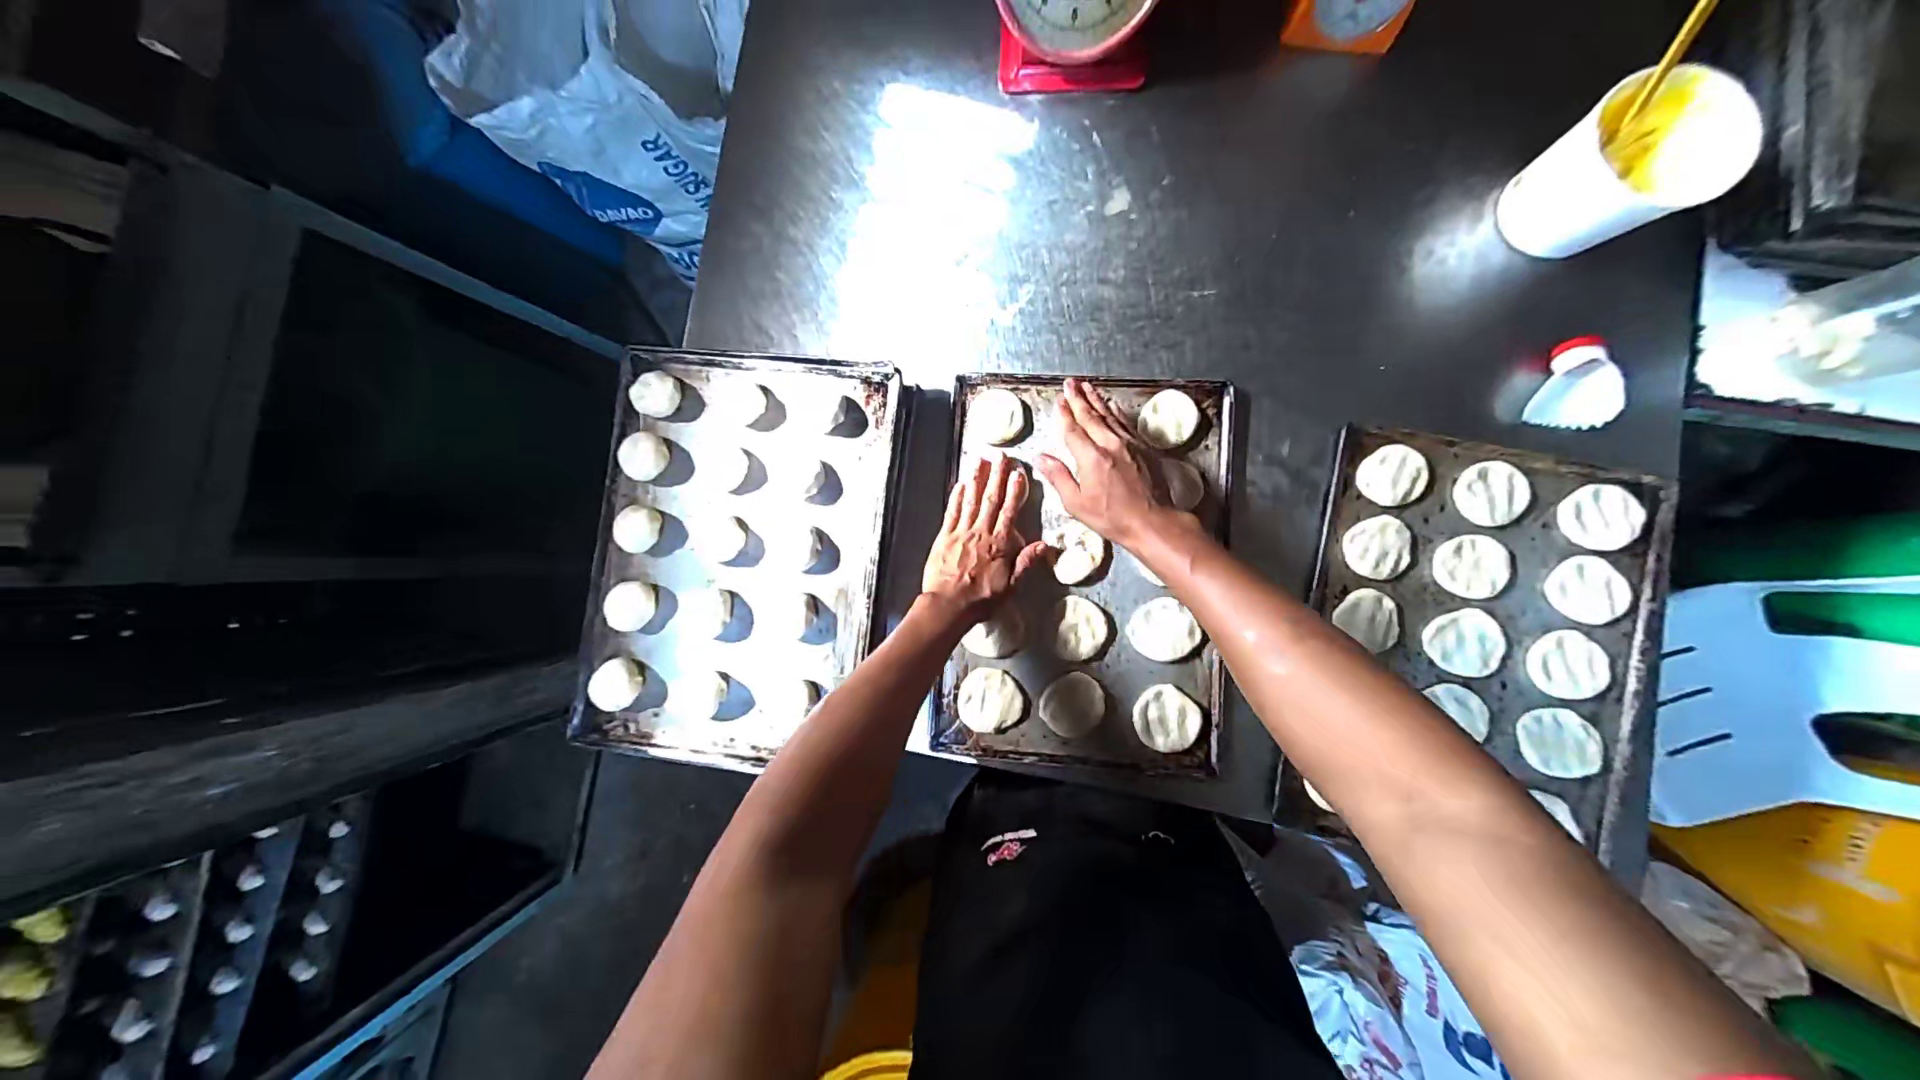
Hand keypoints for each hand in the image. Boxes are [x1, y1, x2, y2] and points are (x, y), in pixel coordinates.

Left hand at [921, 455, 1052, 626]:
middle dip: (996, 476)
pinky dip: (956, 497)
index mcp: (999, 544)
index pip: (1009, 511)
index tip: (1018, 473)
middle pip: (990, 499)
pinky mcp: (943, 538)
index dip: (1014, 490)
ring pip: (970, 501)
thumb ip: (1026, 562)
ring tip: (980, 460)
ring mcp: (960, 533)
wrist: (948, 606)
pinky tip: (959, 484)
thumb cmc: (980, 599)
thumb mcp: (1011, 586)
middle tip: (1001, 456)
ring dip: (976, 479)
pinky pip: (951, 512)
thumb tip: (1046, 545)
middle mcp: (980, 533)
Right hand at [1035, 378, 1187, 547]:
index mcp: (1092, 458)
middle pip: (1091, 416)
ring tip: (1088, 387)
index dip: (1065, 415)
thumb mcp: (1076, 503)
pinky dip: (1115, 412)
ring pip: (1109, 415)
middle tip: (1070, 384)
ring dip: (1097, 400)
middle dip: (1079, 398)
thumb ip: (1058, 477)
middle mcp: (1111, 445)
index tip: (1059, 401)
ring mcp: (1130, 445)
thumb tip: (1042, 458)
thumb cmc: (1114, 518)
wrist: (1152, 521)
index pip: (1073, 430)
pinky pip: (1125, 423)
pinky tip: (1112, 406)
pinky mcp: (1143, 448)